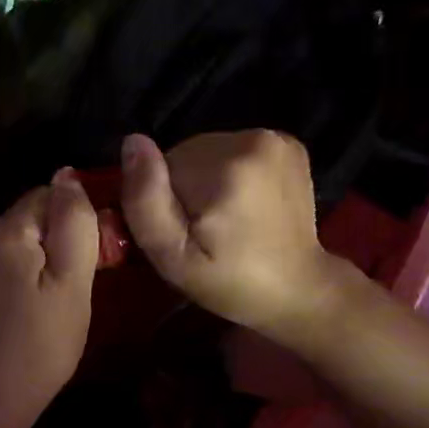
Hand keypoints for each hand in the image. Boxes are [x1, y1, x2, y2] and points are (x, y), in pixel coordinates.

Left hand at [0, 169, 98, 427]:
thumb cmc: (43, 341)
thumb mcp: (72, 281)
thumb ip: (73, 224)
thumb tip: (68, 176)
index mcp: (6, 231)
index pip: (50, 194)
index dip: (81, 213)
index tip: (104, 247)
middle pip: (35, 215)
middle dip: (66, 234)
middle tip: (92, 274)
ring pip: (25, 239)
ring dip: (52, 253)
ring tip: (72, 289)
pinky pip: (13, 260)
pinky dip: (35, 270)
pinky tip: (47, 299)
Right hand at [120, 130, 338, 338]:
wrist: (296, 287)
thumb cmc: (228, 282)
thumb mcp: (173, 256)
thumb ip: (145, 201)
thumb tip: (132, 142)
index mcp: (224, 168)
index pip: (161, 167)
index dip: (162, 203)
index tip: (184, 235)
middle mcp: (252, 140)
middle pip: (185, 156)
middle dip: (184, 190)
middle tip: (203, 231)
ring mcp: (276, 139)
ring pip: (207, 152)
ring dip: (205, 182)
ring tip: (225, 220)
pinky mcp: (288, 143)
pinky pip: (233, 150)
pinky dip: (230, 174)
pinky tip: (244, 204)